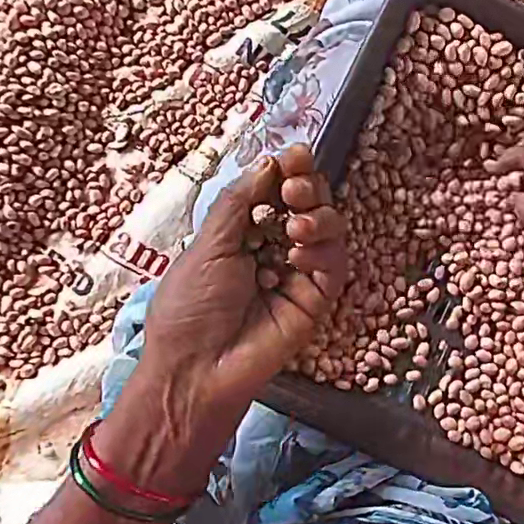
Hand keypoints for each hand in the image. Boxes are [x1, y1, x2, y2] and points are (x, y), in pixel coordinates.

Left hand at [140, 145, 346, 414]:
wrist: (196, 368)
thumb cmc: (190, 306)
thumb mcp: (208, 245)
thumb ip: (239, 202)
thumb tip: (269, 163)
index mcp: (244, 232)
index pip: (276, 192)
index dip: (288, 171)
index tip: (295, 155)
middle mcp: (274, 248)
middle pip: (308, 205)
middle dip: (307, 188)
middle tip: (295, 188)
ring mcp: (298, 274)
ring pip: (328, 231)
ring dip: (319, 217)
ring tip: (296, 224)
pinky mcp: (315, 300)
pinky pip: (333, 265)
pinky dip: (322, 252)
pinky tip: (298, 255)